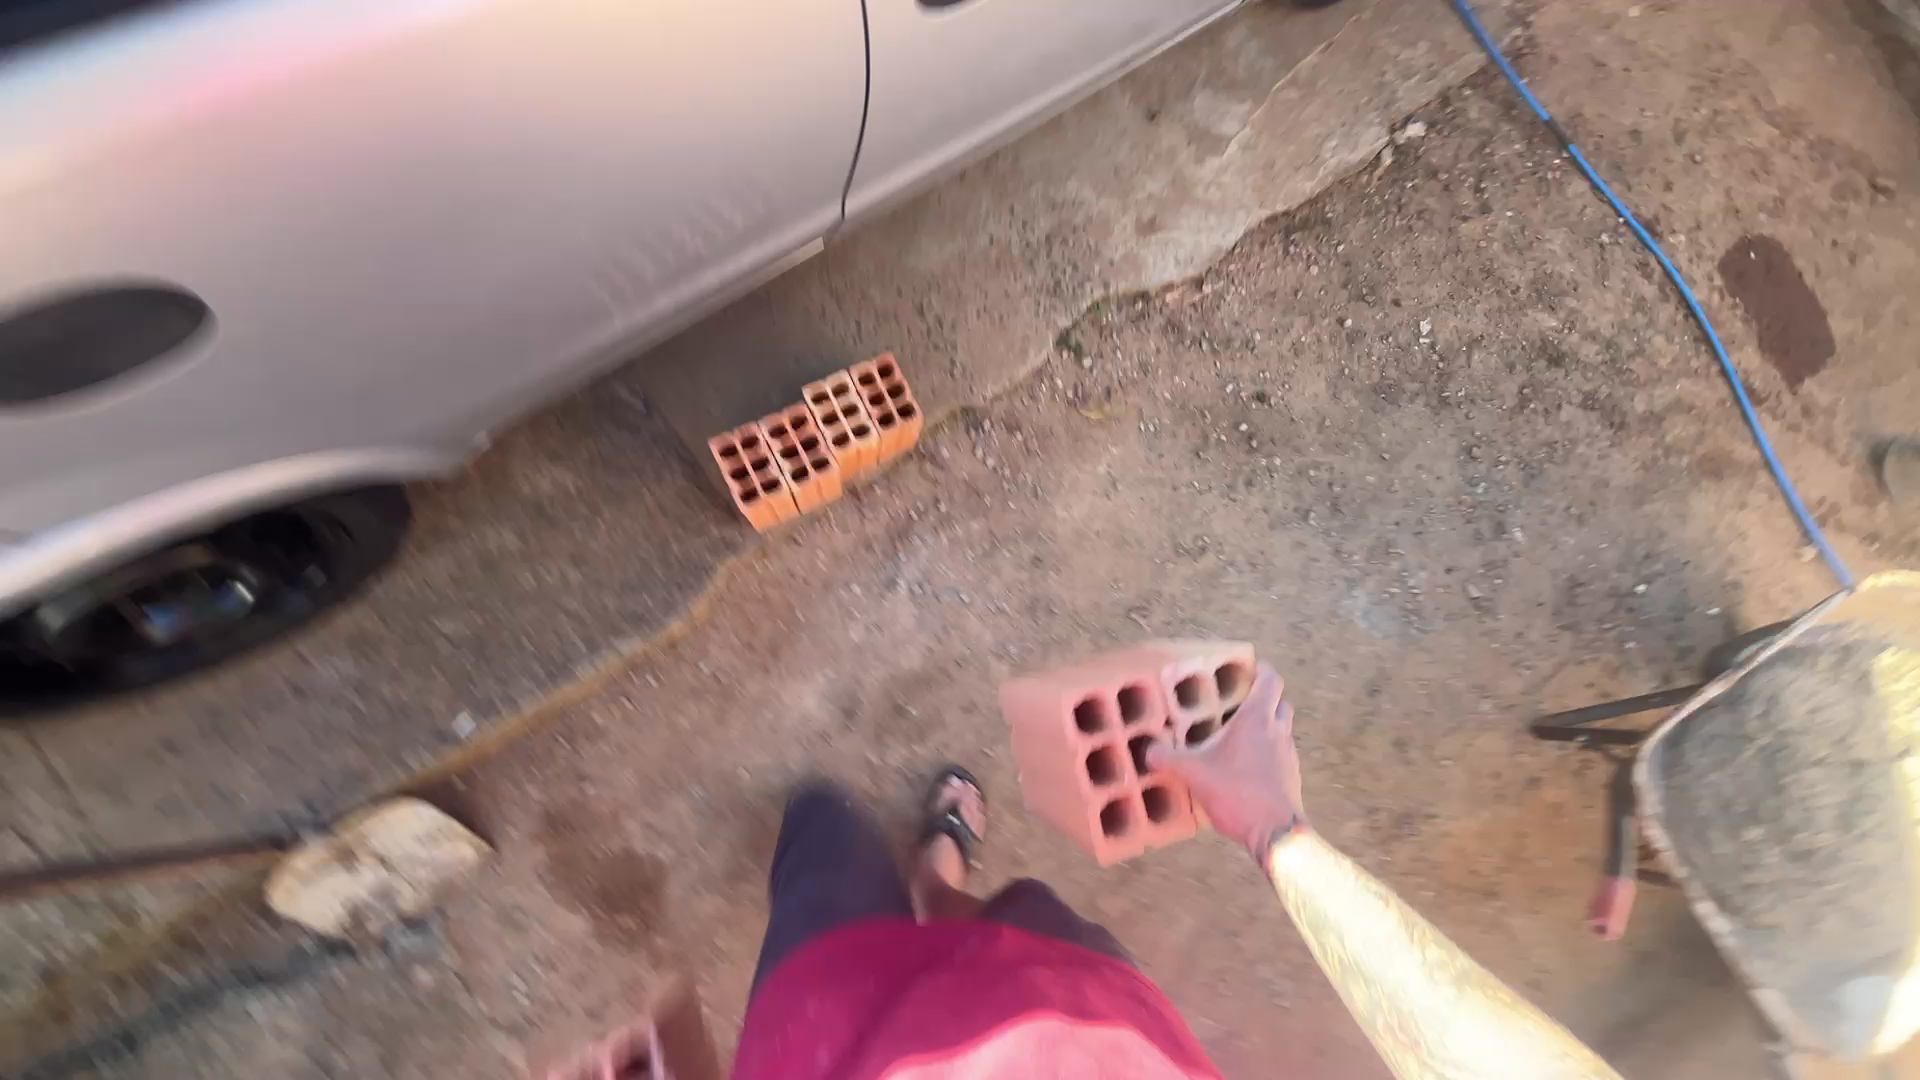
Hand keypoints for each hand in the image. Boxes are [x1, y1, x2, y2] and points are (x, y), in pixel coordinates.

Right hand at [1147, 663, 1304, 858]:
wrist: (1276, 833)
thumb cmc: (1236, 792)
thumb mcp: (1193, 773)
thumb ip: (1167, 758)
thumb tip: (1147, 750)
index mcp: (1257, 719)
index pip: (1271, 680)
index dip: (1261, 670)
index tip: (1245, 669)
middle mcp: (1277, 731)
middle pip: (1280, 701)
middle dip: (1263, 696)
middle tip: (1238, 699)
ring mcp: (1288, 755)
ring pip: (1281, 727)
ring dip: (1266, 723)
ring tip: (1238, 732)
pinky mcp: (1291, 776)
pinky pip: (1280, 752)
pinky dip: (1267, 749)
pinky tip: (1245, 764)